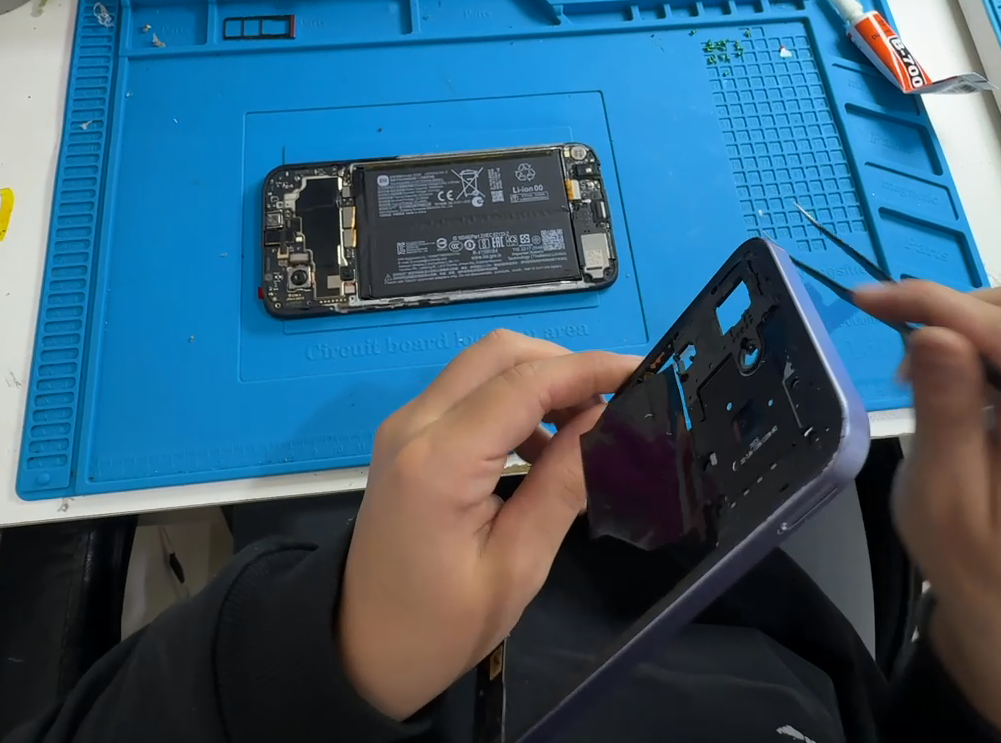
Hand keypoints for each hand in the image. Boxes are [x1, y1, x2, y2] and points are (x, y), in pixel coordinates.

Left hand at [338, 331, 639, 719]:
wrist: (360, 648)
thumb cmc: (440, 626)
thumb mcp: (517, 567)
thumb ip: (562, 484)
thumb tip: (606, 421)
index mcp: (440, 460)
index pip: (524, 384)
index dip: (587, 370)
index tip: (639, 369)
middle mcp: (415, 422)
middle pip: (499, 352)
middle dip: (562, 365)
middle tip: (611, 401)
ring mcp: (406, 422)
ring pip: (483, 364)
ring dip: (538, 379)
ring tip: (585, 426)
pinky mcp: (408, 432)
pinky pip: (468, 390)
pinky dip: (512, 398)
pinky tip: (543, 444)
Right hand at [854, 280, 1000, 742]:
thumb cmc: (970, 562)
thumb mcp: (942, 493)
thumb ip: (946, 410)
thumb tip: (934, 331)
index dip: (936, 304)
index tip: (868, 300)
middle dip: (959, 304)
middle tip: (895, 332)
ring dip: (968, 318)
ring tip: (915, 367)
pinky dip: (979, 336)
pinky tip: (944, 371)